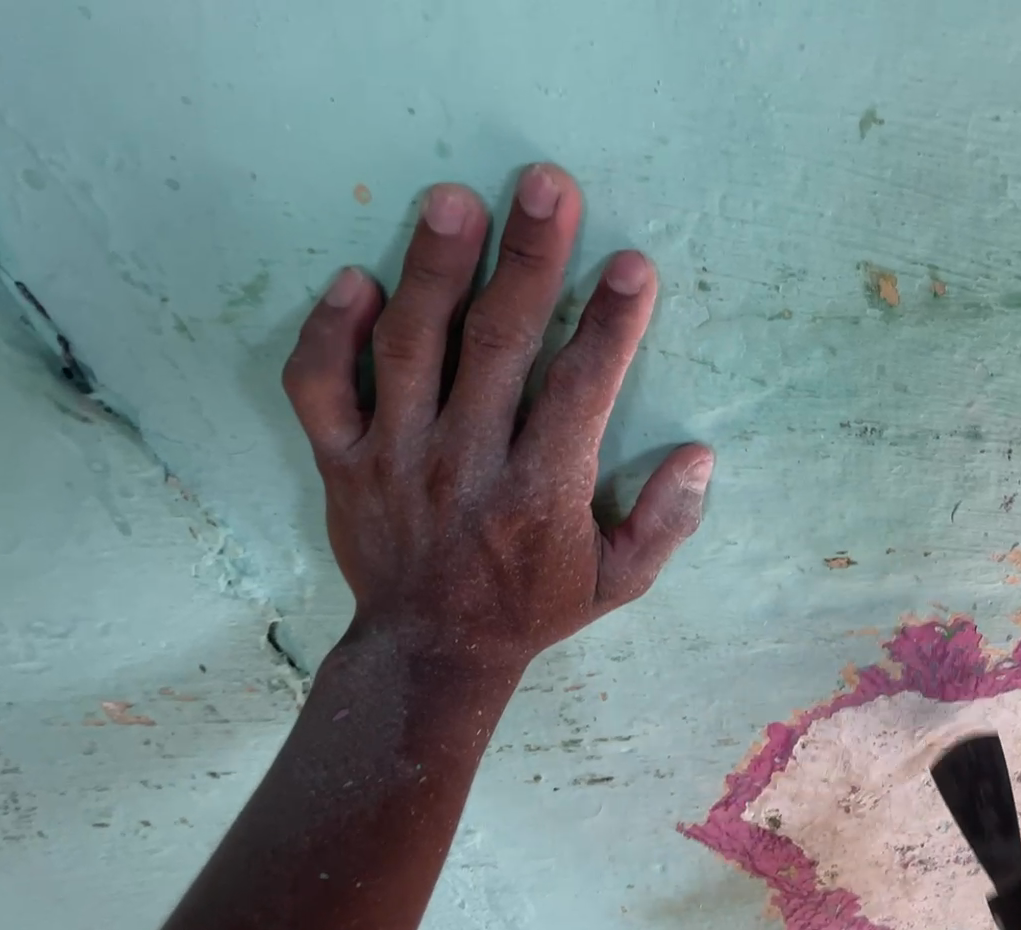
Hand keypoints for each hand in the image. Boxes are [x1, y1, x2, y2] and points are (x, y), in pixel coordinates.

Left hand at [282, 163, 711, 669]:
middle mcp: (467, 463)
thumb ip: (666, 521)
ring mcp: (395, 459)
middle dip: (529, 262)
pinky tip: (356, 277)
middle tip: (546, 186)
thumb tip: (700, 454)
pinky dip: (329, 330)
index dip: (610, 326)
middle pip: (497, 346)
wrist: (433, 651)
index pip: (580, 392)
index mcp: (541, 493)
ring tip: (455, 200)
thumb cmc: (538, 607)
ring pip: (410, 349)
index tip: (632, 267)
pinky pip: (320, 387)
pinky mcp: (343, 462)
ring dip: (435, 269)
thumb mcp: (624, 581)